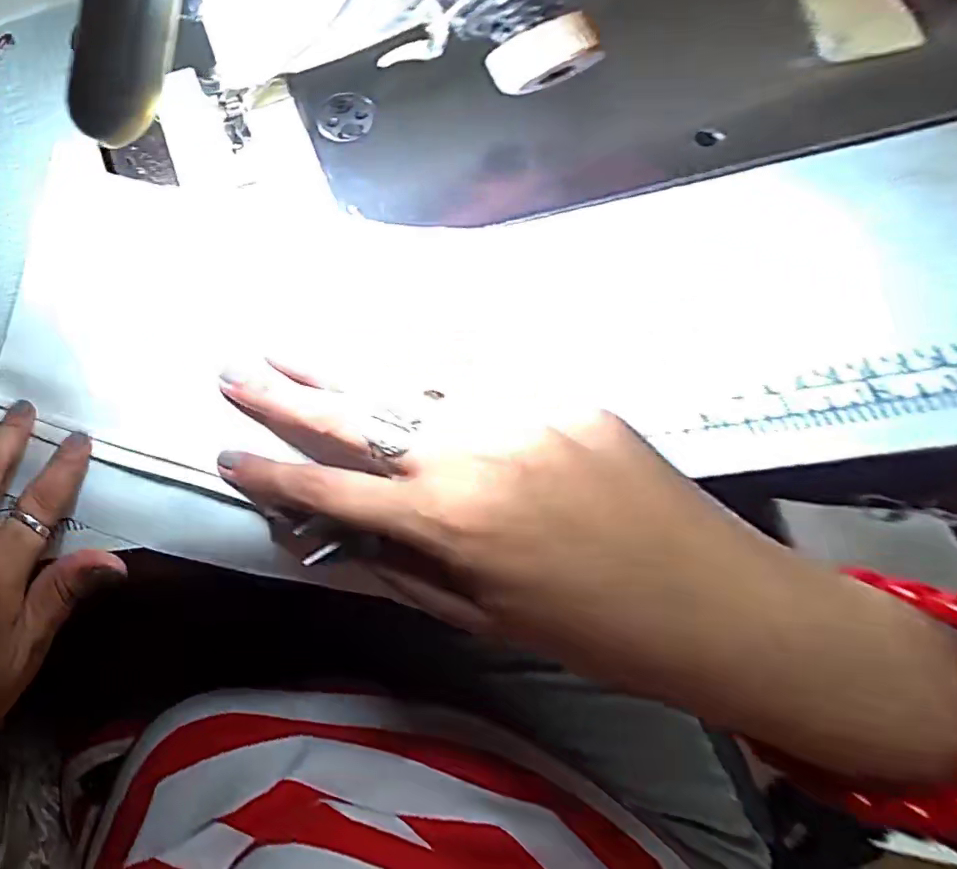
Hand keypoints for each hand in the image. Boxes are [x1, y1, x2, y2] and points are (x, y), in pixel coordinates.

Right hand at [215, 359, 956, 780]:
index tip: (226, 455)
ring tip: (284, 341)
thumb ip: (393, 567)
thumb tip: (323, 537)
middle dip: (279, 397)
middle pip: (347, 420)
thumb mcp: (478, 616)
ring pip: (398, 376)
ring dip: (333, 359)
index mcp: (443, 524)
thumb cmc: (590, 630)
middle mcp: (464, 458)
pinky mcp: (555, 393)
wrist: (730, 608)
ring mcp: (510, 414)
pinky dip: (416, 342)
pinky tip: (378, 327)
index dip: (268, 473)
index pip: (327, 490)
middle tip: (231, 372)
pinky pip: (472, 359)